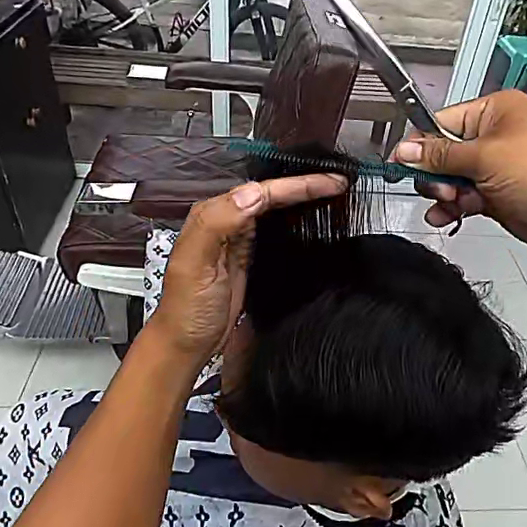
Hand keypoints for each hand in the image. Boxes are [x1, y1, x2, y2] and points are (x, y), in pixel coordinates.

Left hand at [145, 174, 346, 361]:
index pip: (262, 191)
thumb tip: (252, 194)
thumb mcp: (195, 265)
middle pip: (271, 193)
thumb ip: (217, 224)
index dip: (298, 186)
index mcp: (213, 215)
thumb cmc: (187, 309)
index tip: (330, 184)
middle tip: (339, 183)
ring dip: (302, 197)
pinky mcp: (247, 253)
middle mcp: (225, 220)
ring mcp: (237, 236)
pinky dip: (294, 216)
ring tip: (331, 191)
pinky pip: (273, 224)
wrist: (188, 343)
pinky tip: (308, 215)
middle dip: (306, 186)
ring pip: (274, 206)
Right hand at [392, 90, 526, 258]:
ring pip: (455, 180)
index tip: (404, 163)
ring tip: (448, 204)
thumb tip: (408, 148)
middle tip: (441, 187)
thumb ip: (442, 155)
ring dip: (444, 194)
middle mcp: (498, 137)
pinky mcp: (503, 198)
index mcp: (496, 111)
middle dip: (436, 173)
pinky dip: (455, 208)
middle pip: (446, 153)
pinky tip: (446, 216)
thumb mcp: (487, 156)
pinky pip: (468, 200)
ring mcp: (501, 169)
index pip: (443, 122)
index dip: (422, 144)